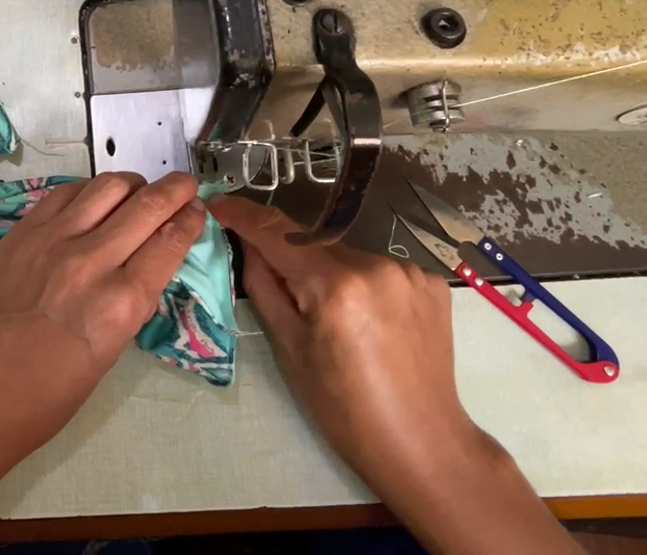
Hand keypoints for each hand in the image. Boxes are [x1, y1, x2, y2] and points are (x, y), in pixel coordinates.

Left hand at [0, 172, 206, 467]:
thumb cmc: (52, 393)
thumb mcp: (112, 350)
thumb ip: (132, 297)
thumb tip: (149, 257)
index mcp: (120, 304)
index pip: (169, 242)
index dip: (191, 221)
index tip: (198, 211)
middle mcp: (89, 262)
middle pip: (146, 206)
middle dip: (175, 190)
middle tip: (186, 185)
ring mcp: (51, 241)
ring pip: (107, 186)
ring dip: (134, 184)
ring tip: (140, 192)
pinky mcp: (23, 232)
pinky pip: (66, 193)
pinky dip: (90, 190)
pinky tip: (96, 200)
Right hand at [208, 195, 474, 478]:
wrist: (421, 443)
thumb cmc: (343, 407)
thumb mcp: (288, 347)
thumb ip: (263, 284)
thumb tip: (245, 242)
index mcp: (334, 285)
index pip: (276, 232)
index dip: (242, 214)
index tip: (216, 202)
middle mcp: (374, 265)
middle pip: (313, 244)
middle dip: (290, 257)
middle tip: (282, 291)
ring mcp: (408, 270)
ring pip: (346, 254)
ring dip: (329, 271)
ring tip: (333, 317)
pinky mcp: (430, 281)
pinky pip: (377, 267)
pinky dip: (362, 282)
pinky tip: (368, 318)